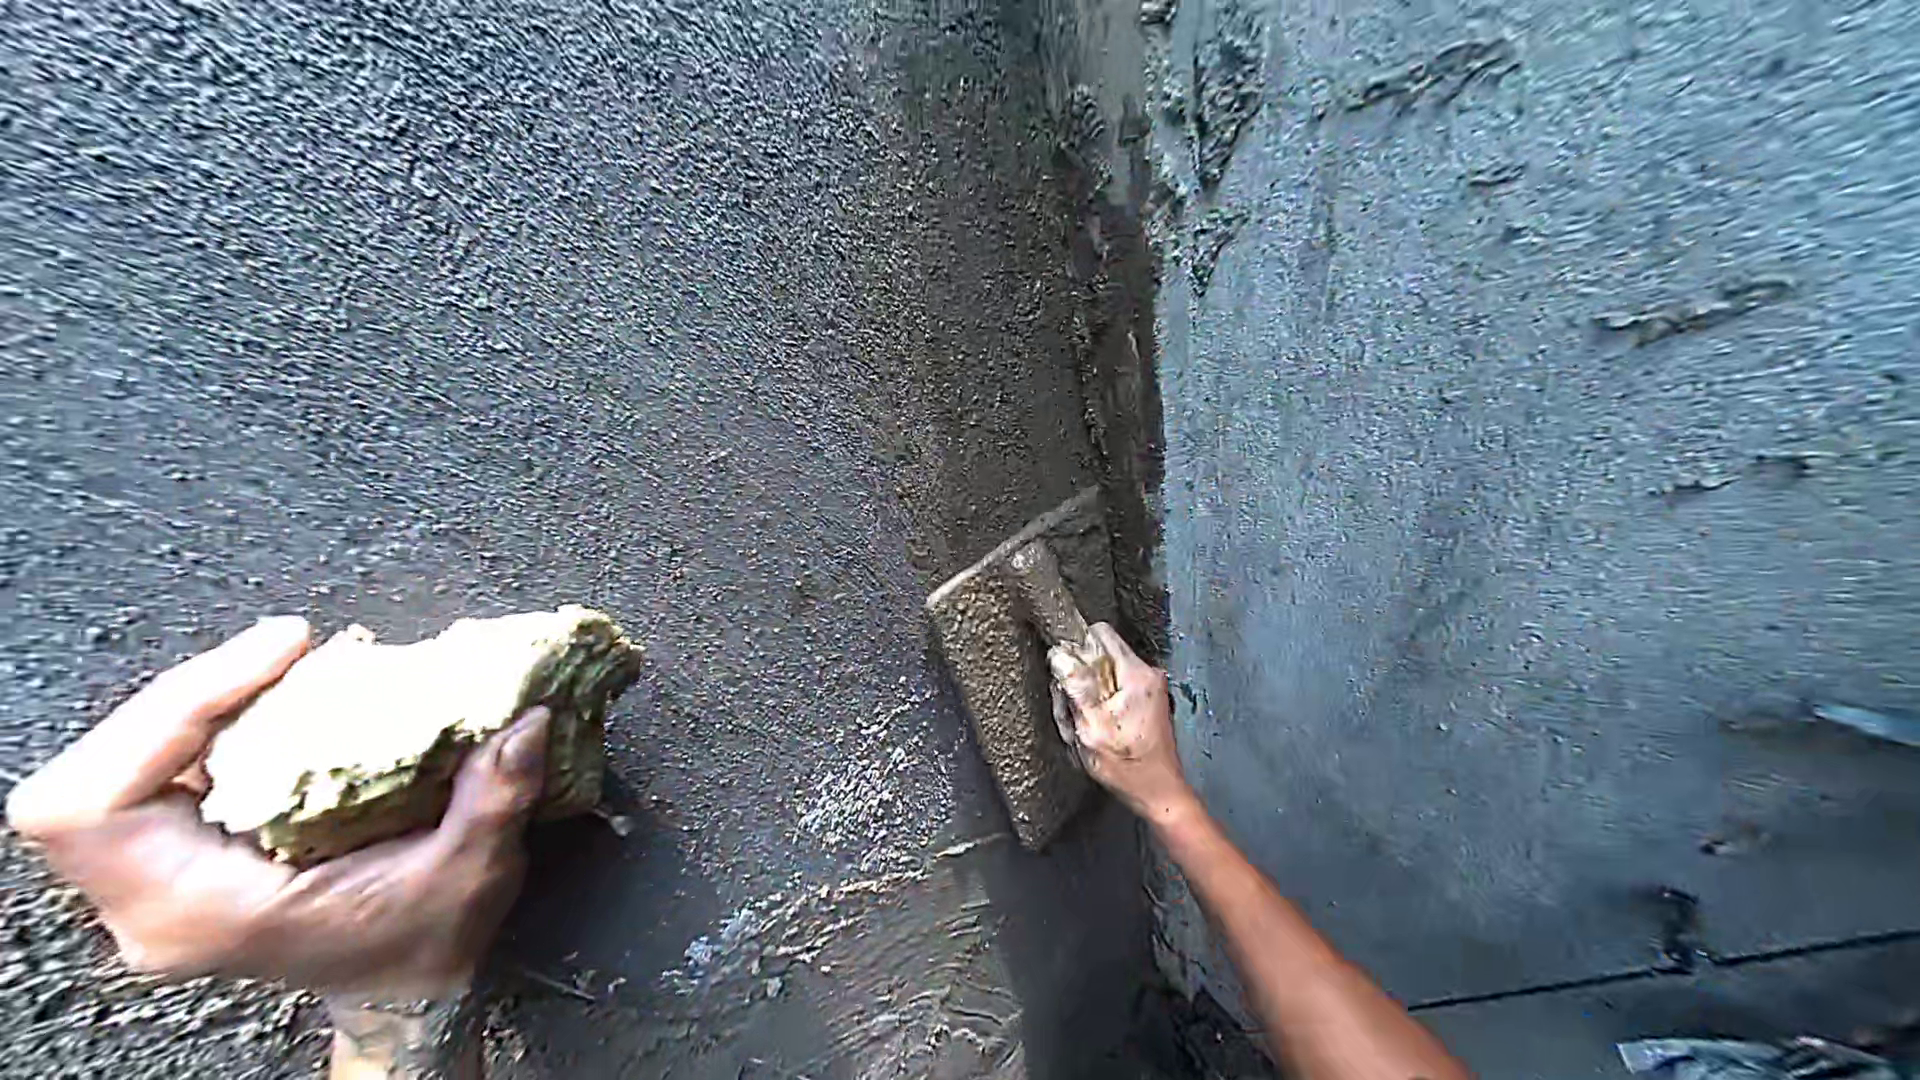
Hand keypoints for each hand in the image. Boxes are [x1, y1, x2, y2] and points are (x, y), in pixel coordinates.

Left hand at [5, 616, 548, 1001]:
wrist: (411, 982)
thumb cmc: (430, 941)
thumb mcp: (475, 871)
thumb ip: (499, 796)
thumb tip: (527, 718)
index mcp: (203, 907)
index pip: (93, 807)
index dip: (171, 711)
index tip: (284, 653)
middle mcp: (163, 892)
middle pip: (106, 772)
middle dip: (200, 691)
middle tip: (297, 642)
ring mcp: (179, 871)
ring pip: (142, 765)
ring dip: (218, 700)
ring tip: (305, 659)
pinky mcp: (212, 848)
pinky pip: (188, 770)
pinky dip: (239, 720)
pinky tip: (305, 697)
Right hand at [1049, 623, 1198, 827]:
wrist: (1160, 794)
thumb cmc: (1129, 767)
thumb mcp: (1092, 728)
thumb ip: (1076, 687)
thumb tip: (1059, 654)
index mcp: (1136, 674)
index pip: (1099, 633)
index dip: (1076, 647)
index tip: (1065, 672)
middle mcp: (1146, 673)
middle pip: (1098, 655)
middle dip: (1079, 679)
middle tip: (1074, 712)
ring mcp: (1147, 686)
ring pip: (1102, 673)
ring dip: (1086, 696)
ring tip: (1085, 727)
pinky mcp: (1144, 698)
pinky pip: (1111, 688)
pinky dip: (1098, 705)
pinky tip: (1096, 730)